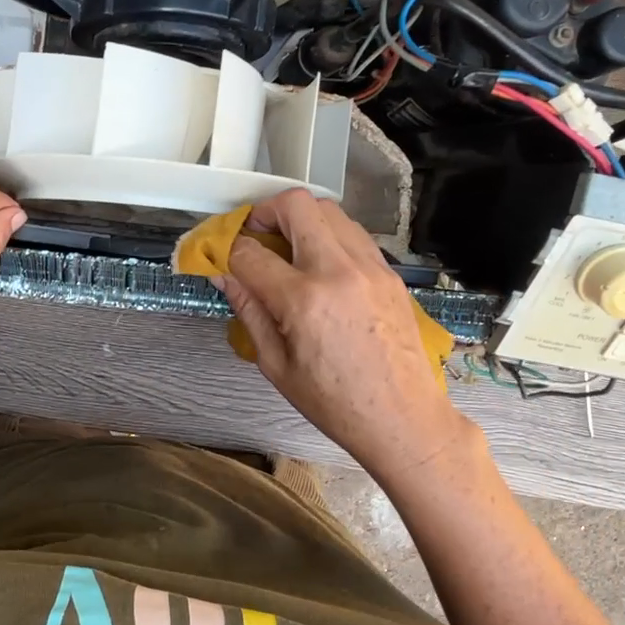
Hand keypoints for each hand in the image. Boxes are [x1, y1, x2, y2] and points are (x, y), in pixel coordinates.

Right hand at [222, 189, 475, 476]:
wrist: (402, 418)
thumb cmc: (335, 402)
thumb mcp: (276, 364)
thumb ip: (249, 311)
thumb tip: (225, 277)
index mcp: (304, 301)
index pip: (250, 252)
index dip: (228, 251)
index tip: (222, 258)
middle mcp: (339, 272)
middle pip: (295, 205)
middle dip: (265, 213)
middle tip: (255, 236)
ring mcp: (370, 268)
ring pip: (328, 210)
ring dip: (299, 219)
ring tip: (286, 249)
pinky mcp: (389, 273)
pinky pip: (352, 233)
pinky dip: (327, 235)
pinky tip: (317, 266)